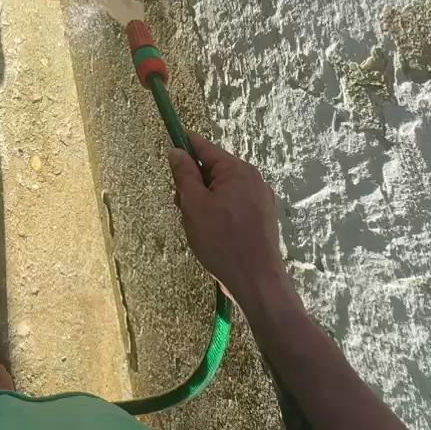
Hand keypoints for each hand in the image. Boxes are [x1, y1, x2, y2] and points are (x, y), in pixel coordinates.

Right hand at [168, 132, 288, 310]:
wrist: (257, 283)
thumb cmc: (222, 240)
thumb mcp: (194, 204)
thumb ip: (184, 174)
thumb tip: (176, 150)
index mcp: (237, 170)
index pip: (204, 147)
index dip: (184, 147)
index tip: (168, 150)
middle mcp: (253, 179)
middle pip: (213, 170)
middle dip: (194, 184)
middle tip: (182, 206)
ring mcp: (261, 199)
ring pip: (222, 189)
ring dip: (205, 200)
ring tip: (198, 226)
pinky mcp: (263, 218)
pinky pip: (234, 204)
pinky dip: (219, 212)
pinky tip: (213, 233)